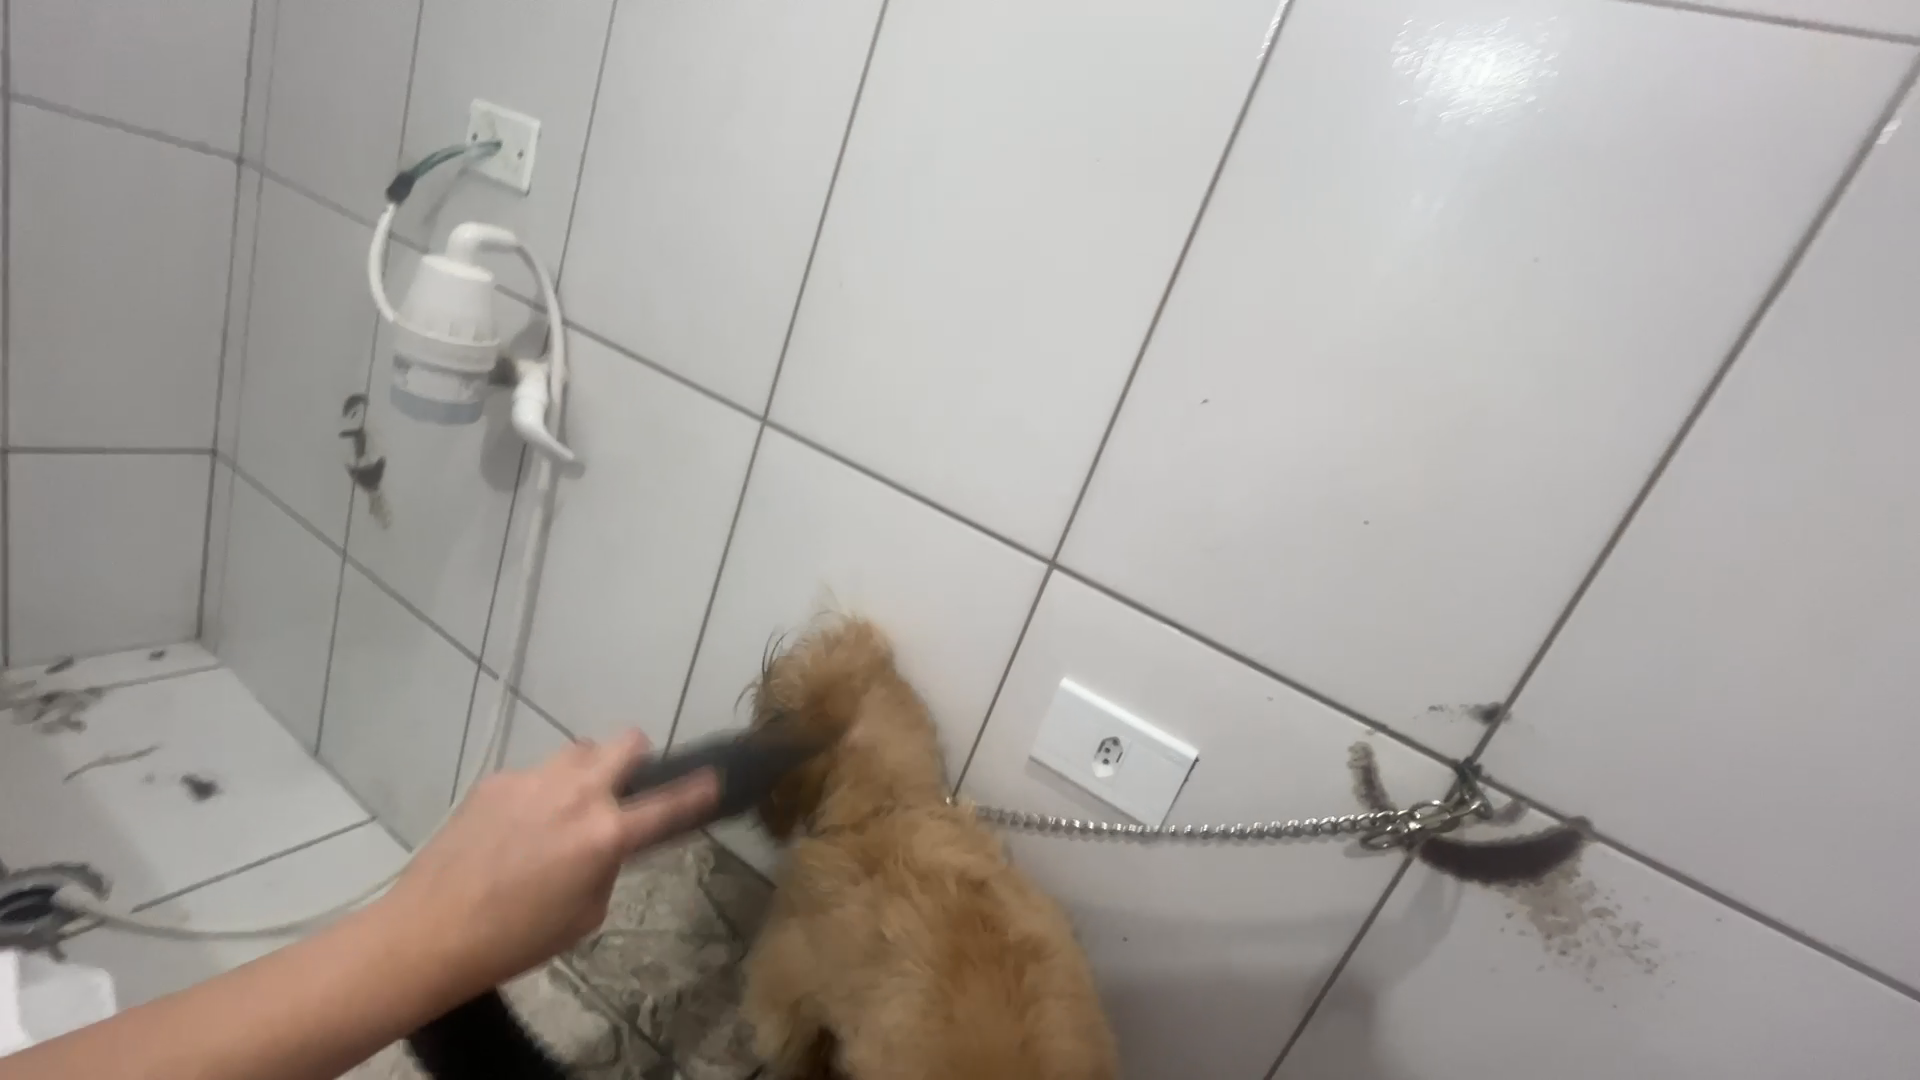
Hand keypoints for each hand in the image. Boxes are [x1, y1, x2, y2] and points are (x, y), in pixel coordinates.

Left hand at [378, 731, 718, 995]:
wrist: (424, 935)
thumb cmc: (514, 939)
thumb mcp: (584, 913)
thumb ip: (608, 864)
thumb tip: (607, 840)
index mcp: (604, 835)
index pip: (668, 804)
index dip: (699, 790)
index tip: (716, 777)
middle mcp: (576, 795)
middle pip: (626, 742)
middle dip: (636, 755)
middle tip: (623, 783)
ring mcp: (534, 781)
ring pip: (579, 750)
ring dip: (585, 770)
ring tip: (564, 804)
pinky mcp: (497, 780)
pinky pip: (535, 773)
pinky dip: (538, 791)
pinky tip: (514, 826)